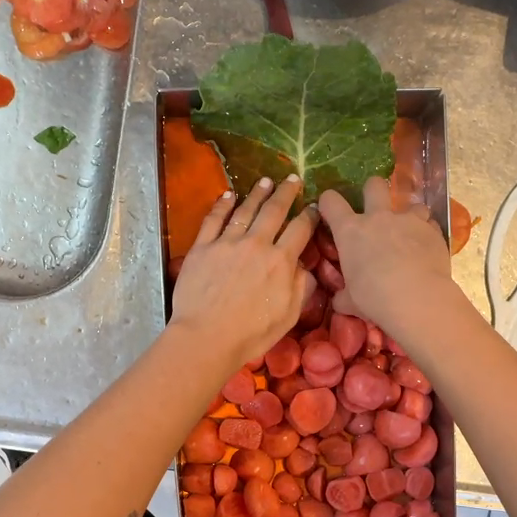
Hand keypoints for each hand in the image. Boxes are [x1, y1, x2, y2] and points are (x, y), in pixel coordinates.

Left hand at [169, 175, 318, 368]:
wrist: (207, 338)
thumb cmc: (252, 334)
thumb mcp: (289, 316)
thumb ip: (300, 288)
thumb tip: (303, 268)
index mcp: (281, 262)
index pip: (301, 230)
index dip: (309, 216)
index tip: (314, 207)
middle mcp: (256, 244)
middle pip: (274, 210)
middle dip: (286, 192)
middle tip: (293, 179)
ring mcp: (227, 243)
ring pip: (245, 209)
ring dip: (257, 193)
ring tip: (265, 181)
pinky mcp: (202, 247)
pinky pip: (213, 219)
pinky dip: (222, 204)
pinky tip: (228, 195)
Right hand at [317, 177, 455, 328]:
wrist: (416, 299)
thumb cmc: (374, 299)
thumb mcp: (351, 301)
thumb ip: (344, 296)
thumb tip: (339, 301)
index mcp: (351, 231)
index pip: (331, 202)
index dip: (328, 202)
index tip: (330, 210)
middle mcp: (379, 218)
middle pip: (374, 185)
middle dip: (373, 190)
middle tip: (375, 208)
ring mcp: (408, 221)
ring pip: (411, 203)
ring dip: (410, 215)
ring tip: (410, 233)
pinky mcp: (432, 230)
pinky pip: (430, 225)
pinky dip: (427, 234)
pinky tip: (427, 249)